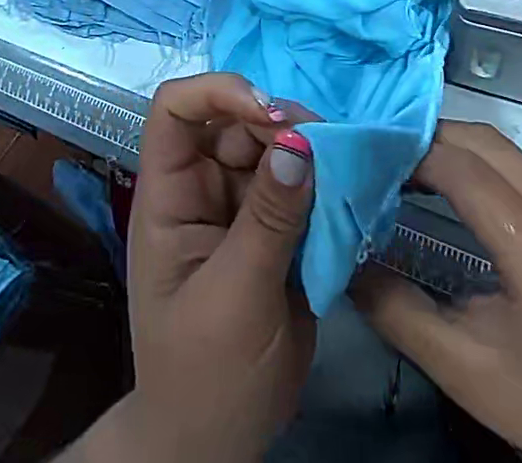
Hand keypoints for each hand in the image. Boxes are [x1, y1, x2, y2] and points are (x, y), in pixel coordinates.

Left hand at [62, 73, 316, 462]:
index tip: (273, 116)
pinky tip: (350, 190)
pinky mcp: (276, 228)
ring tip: (346, 173)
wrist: (220, 439)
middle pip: (237, 123)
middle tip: (329, 151)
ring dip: (311, 153)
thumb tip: (300, 143)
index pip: (176, 111)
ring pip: (275, 150)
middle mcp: (204, 190)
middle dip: (281, 126)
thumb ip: (269, 218)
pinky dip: (326, 182)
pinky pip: (301, 185)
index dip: (219, 93)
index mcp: (170, 197)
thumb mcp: (236, 296)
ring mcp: (241, 208)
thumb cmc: (207, 374)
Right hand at [351, 122, 521, 462]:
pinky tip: (445, 179)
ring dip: (451, 144)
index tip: (371, 162)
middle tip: (382, 158)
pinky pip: (518, 163)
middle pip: (489, 145)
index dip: (415, 157)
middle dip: (429, 139)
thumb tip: (344, 254)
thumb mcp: (458, 367)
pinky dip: (474, 158)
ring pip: (504, 146)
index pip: (470, 176)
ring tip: (405, 166)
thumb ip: (394, 308)